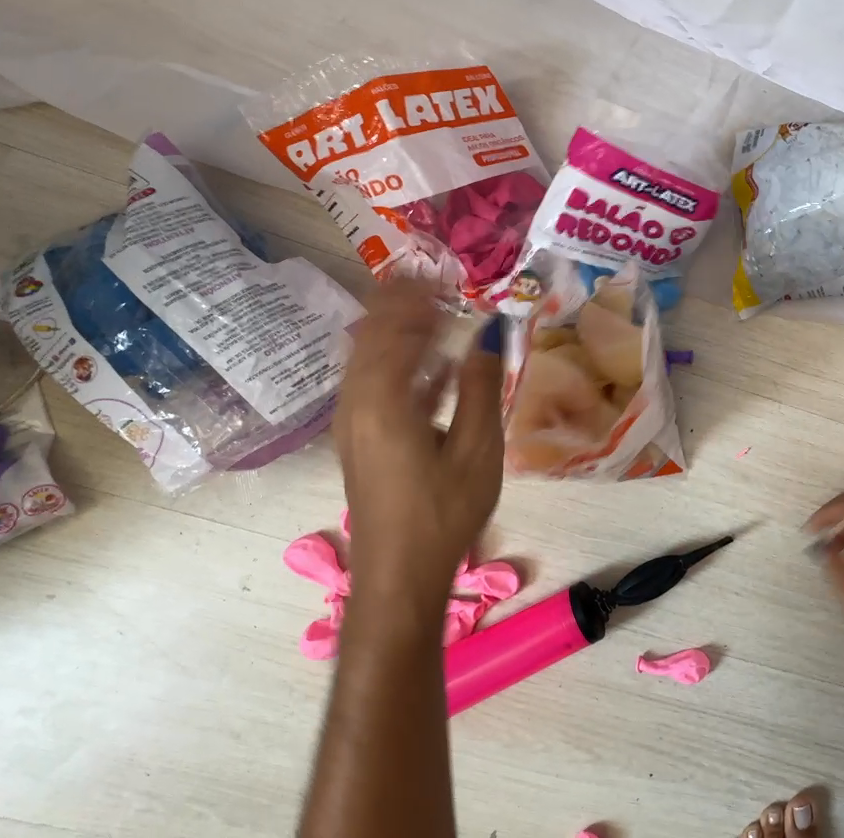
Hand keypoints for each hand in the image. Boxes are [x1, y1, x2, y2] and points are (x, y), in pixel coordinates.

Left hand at [333, 279, 504, 605]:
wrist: (400, 572)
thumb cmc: (444, 511)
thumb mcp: (476, 448)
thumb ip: (479, 387)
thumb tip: (487, 334)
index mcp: (383, 403)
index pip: (394, 333)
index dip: (413, 300)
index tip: (437, 272)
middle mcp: (358, 407)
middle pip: (371, 341)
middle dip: (397, 306)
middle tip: (426, 277)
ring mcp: (356, 426)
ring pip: (368, 362)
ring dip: (395, 330)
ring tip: (425, 304)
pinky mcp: (364, 441)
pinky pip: (375, 384)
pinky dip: (398, 361)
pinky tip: (429, 361)